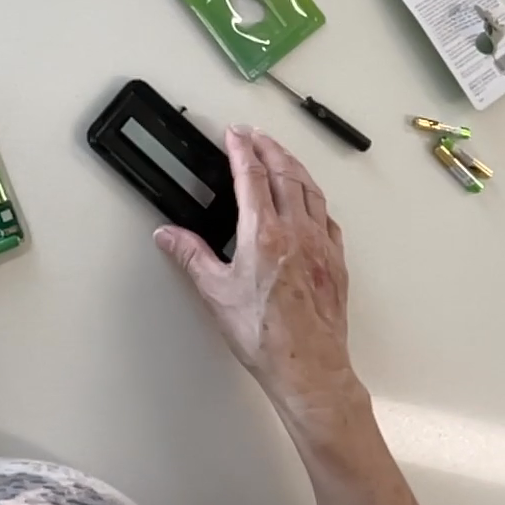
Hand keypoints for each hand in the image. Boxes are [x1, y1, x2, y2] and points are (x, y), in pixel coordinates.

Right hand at [154, 125, 363, 437]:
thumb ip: (190, 256)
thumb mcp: (215, 293)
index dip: (241, 149)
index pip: (252, 175)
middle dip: (268, 147)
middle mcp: (296, 232)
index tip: (234, 134)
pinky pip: (327, 216)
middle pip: (284, 173)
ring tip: (281, 154)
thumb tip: (168, 235)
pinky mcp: (336, 263)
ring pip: (310, 189)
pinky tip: (311, 200)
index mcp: (264, 233)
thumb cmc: (265, 336)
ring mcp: (320, 245)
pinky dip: (315, 197)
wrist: (309, 370)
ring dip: (293, 165)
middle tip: (254, 134)